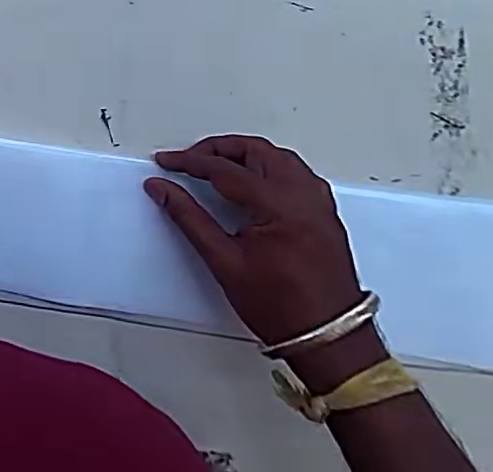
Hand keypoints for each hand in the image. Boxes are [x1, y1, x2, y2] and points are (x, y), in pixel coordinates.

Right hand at [144, 135, 363, 346]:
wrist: (330, 343)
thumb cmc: (283, 310)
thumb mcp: (224, 262)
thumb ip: (189, 218)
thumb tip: (163, 190)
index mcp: (278, 206)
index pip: (223, 168)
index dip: (189, 161)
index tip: (168, 162)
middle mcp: (303, 197)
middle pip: (254, 150)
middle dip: (217, 149)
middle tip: (190, 160)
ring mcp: (319, 204)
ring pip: (277, 156)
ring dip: (245, 154)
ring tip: (217, 165)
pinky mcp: (326, 214)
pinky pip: (296, 172)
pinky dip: (269, 166)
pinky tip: (254, 179)